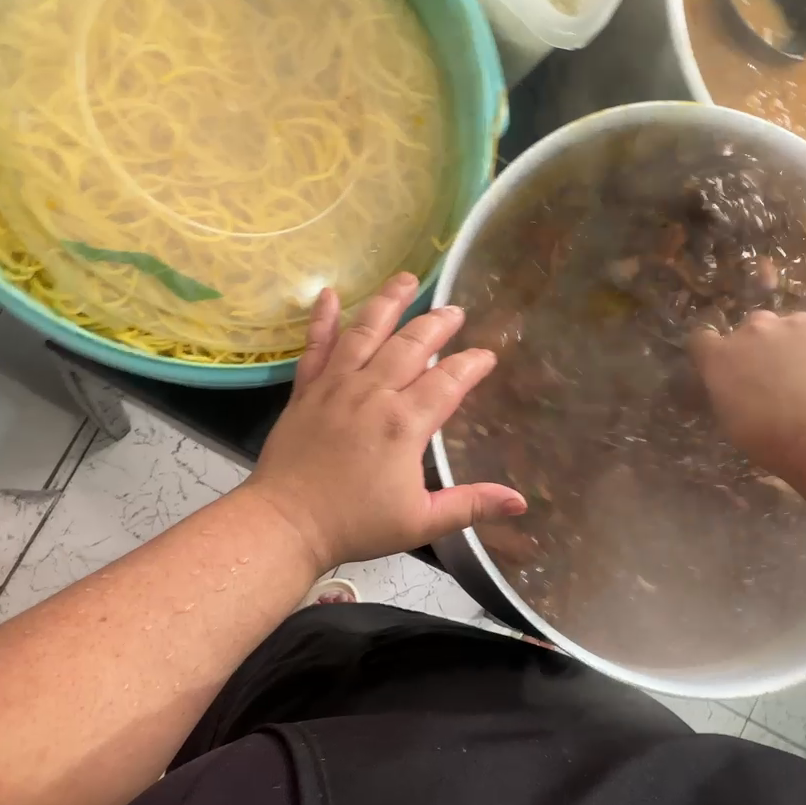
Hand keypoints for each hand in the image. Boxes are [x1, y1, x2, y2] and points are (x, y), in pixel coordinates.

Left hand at [242, 273, 526, 570]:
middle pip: (411, 345)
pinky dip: (323, 320)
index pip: (448, 381)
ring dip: (388, 303)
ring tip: (407, 279)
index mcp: (404, 424)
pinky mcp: (306, 391)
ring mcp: (335, 387)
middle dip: (437, 324)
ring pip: (365, 333)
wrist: (286, 523)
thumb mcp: (422, 522)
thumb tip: (520, 503)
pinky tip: (330, 295)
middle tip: (455, 310)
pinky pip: (316, 346)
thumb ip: (471, 505)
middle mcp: (372, 393)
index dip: (471, 365)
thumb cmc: (356, 524)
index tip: (487, 355)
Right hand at [686, 309, 805, 475]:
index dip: (711, 353)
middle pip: (751, 328)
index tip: (721, 368)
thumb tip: (734, 386)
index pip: (702, 341)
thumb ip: (727, 394)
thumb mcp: (733, 425)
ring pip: (792, 328)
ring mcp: (799, 323)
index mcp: (723, 358)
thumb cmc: (776, 441)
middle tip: (773, 378)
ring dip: (795, 346)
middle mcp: (756, 329)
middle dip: (758, 347)